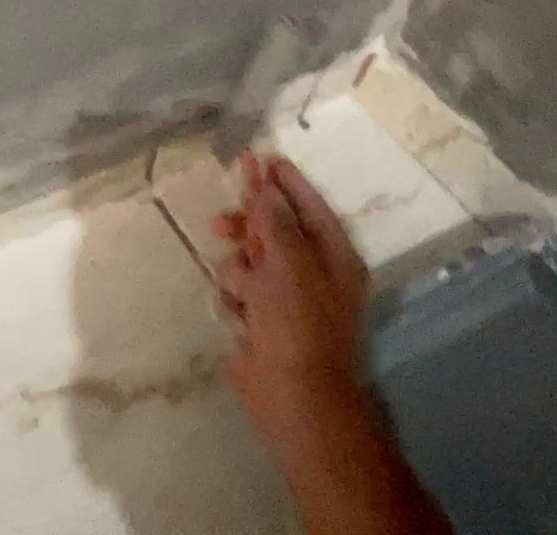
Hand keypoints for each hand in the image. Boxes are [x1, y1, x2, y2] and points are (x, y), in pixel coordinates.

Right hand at [212, 152, 372, 465]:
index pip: (307, 204)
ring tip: (243, 293)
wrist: (293, 398)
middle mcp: (311, 271)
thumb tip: (265, 182)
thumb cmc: (299, 326)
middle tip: (222, 223)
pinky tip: (239, 315)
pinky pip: (237, 288)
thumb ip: (275, 220)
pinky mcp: (260, 318)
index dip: (283, 180)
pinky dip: (235, 298)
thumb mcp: (289, 265)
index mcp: (333, 255)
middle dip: (247, 226)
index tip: (257, 157)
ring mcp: (284, 296)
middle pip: (272, 228)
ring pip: (247, 258)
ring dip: (238, 270)